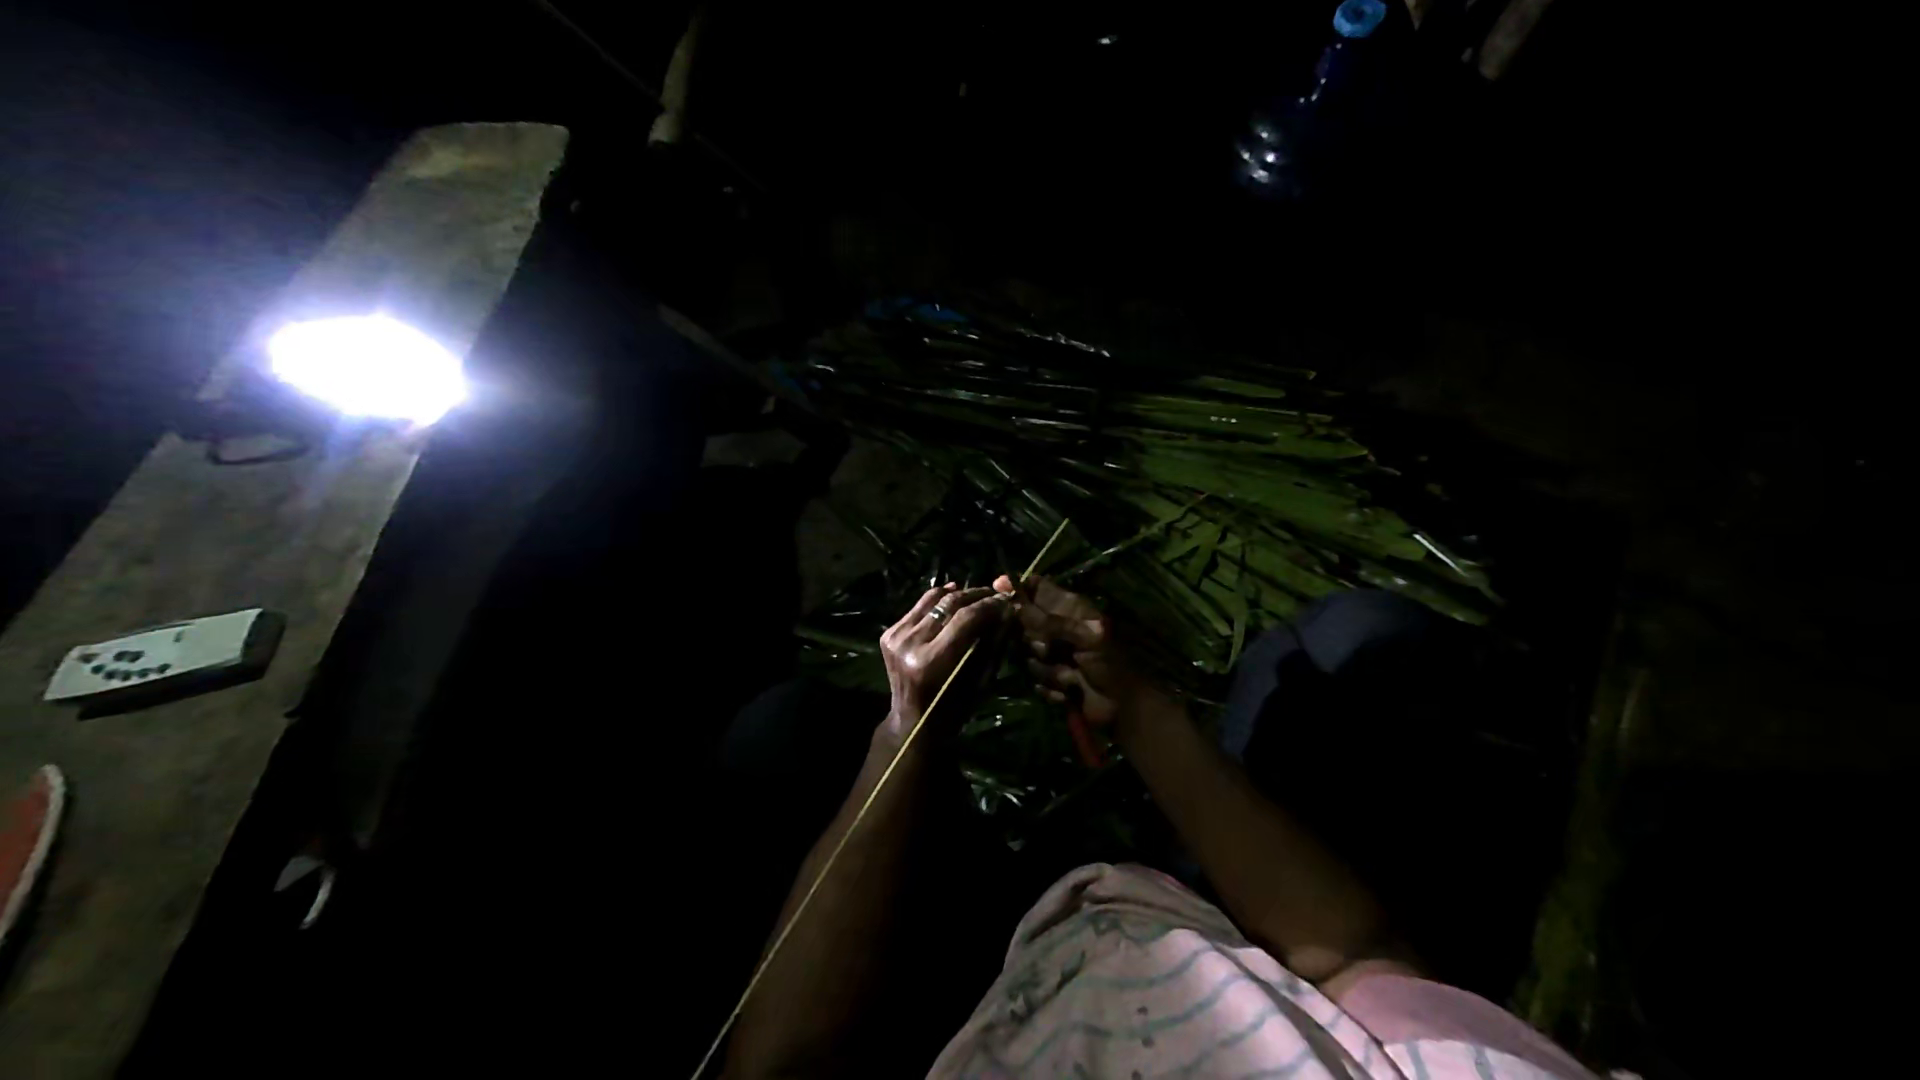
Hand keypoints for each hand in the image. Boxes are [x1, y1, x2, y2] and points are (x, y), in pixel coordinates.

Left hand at [879, 583, 1011, 738]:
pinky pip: (920, 606)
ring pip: (933, 599)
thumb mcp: (980, 680)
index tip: (1006, 599)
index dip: (989, 605)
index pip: (966, 618)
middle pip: (949, 604)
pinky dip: (939, 600)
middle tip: (995, 593)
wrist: (912, 720)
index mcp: (932, 662)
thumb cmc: (953, 708)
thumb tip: (1007, 610)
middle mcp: (910, 644)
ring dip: (959, 593)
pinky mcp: (889, 633)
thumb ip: (992, 643)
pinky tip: (955, 596)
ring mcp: (896, 637)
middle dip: (976, 595)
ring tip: (978, 594)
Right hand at [996, 575, 1154, 725]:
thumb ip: (1052, 620)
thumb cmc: (1111, 665)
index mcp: (1070, 609)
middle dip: (1035, 641)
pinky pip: (1033, 680)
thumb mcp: (1088, 636)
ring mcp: (1052, 655)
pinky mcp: (1048, 680)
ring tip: (1070, 676)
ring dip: (1048, 669)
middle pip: (1024, 623)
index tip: (997, 588)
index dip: (1017, 587)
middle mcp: (1057, 628)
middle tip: (1052, 650)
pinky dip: (1051, 688)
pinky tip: (1068, 691)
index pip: (1037, 588)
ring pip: (1026, 655)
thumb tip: (1017, 604)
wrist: (1124, 709)